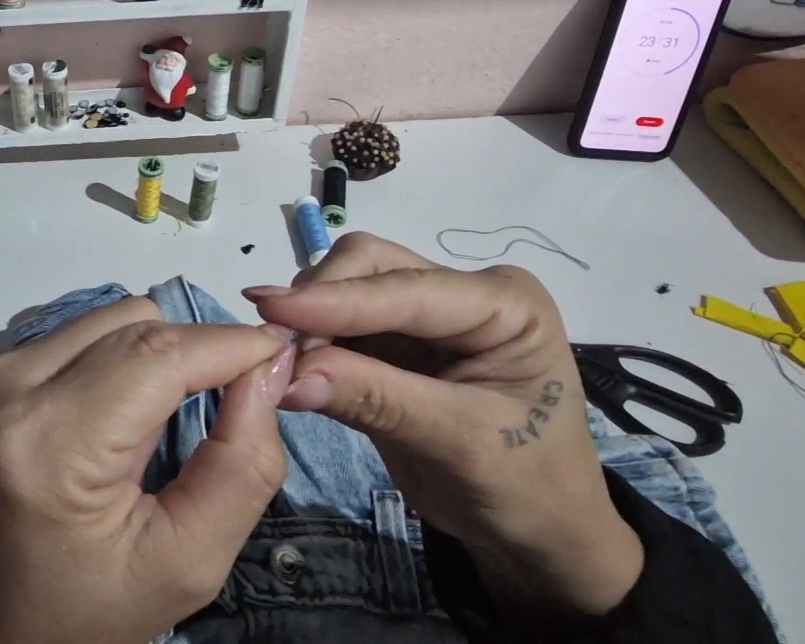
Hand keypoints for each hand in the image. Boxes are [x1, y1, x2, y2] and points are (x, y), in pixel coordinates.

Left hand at [0, 297, 295, 643]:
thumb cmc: (87, 610)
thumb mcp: (186, 563)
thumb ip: (241, 468)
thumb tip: (265, 371)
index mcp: (50, 445)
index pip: (157, 356)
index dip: (229, 344)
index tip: (279, 354)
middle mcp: (11, 390)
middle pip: (136, 327)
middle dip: (198, 349)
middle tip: (235, 395)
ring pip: (111, 318)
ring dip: (159, 351)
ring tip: (171, 414)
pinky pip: (82, 332)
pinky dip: (123, 355)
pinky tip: (127, 409)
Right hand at [244, 233, 642, 618]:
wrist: (537, 538)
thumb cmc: (525, 491)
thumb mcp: (459, 445)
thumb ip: (375, 399)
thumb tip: (289, 374)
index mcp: (504, 304)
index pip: (406, 288)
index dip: (335, 299)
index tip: (267, 308)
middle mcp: (463, 291)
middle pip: (370, 266)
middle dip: (320, 300)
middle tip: (274, 347)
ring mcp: (426, 311)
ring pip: (347, 285)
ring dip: (309, 317)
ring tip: (278, 358)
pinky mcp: (395, 337)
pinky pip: (339, 322)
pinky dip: (311, 338)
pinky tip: (290, 361)